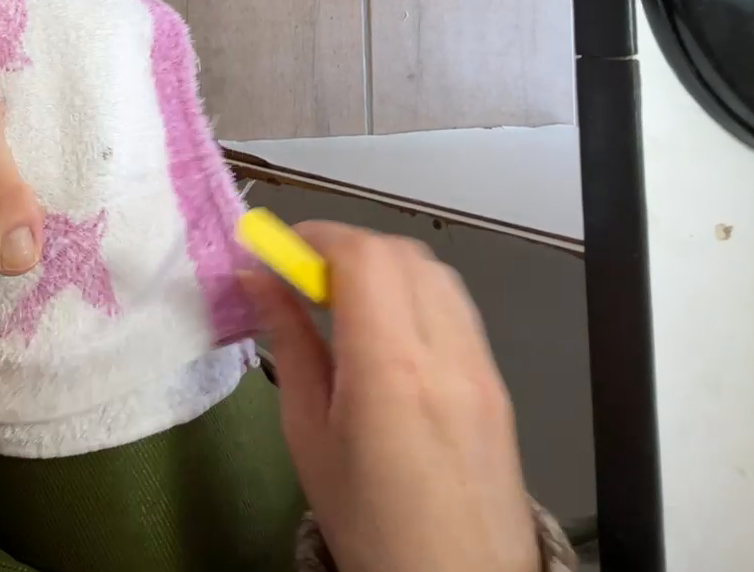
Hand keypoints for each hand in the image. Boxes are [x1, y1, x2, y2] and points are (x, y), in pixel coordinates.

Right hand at [244, 223, 537, 571]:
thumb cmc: (365, 517)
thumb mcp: (306, 428)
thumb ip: (288, 340)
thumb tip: (256, 278)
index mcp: (391, 371)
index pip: (363, 257)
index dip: (313, 235)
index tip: (273, 252)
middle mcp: (446, 357)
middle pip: (399, 252)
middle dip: (341, 244)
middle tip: (300, 273)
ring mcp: (481, 368)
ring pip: (432, 270)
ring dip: (379, 263)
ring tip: (338, 296)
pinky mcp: (496, 382)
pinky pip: (453, 305)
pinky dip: (410, 289)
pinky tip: (380, 325)